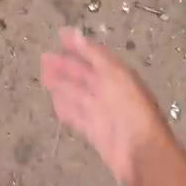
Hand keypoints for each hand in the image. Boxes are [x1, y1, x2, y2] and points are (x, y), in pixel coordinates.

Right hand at [39, 27, 169, 185]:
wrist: (141, 152)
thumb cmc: (130, 108)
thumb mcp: (114, 74)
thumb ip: (94, 54)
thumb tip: (74, 33)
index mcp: (117, 76)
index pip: (95, 56)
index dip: (78, 46)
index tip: (59, 36)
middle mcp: (109, 92)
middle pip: (83, 75)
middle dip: (64, 65)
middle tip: (44, 57)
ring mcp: (101, 112)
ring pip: (77, 94)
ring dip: (61, 85)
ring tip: (44, 76)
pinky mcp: (95, 131)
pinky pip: (76, 116)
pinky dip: (65, 108)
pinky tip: (54, 102)